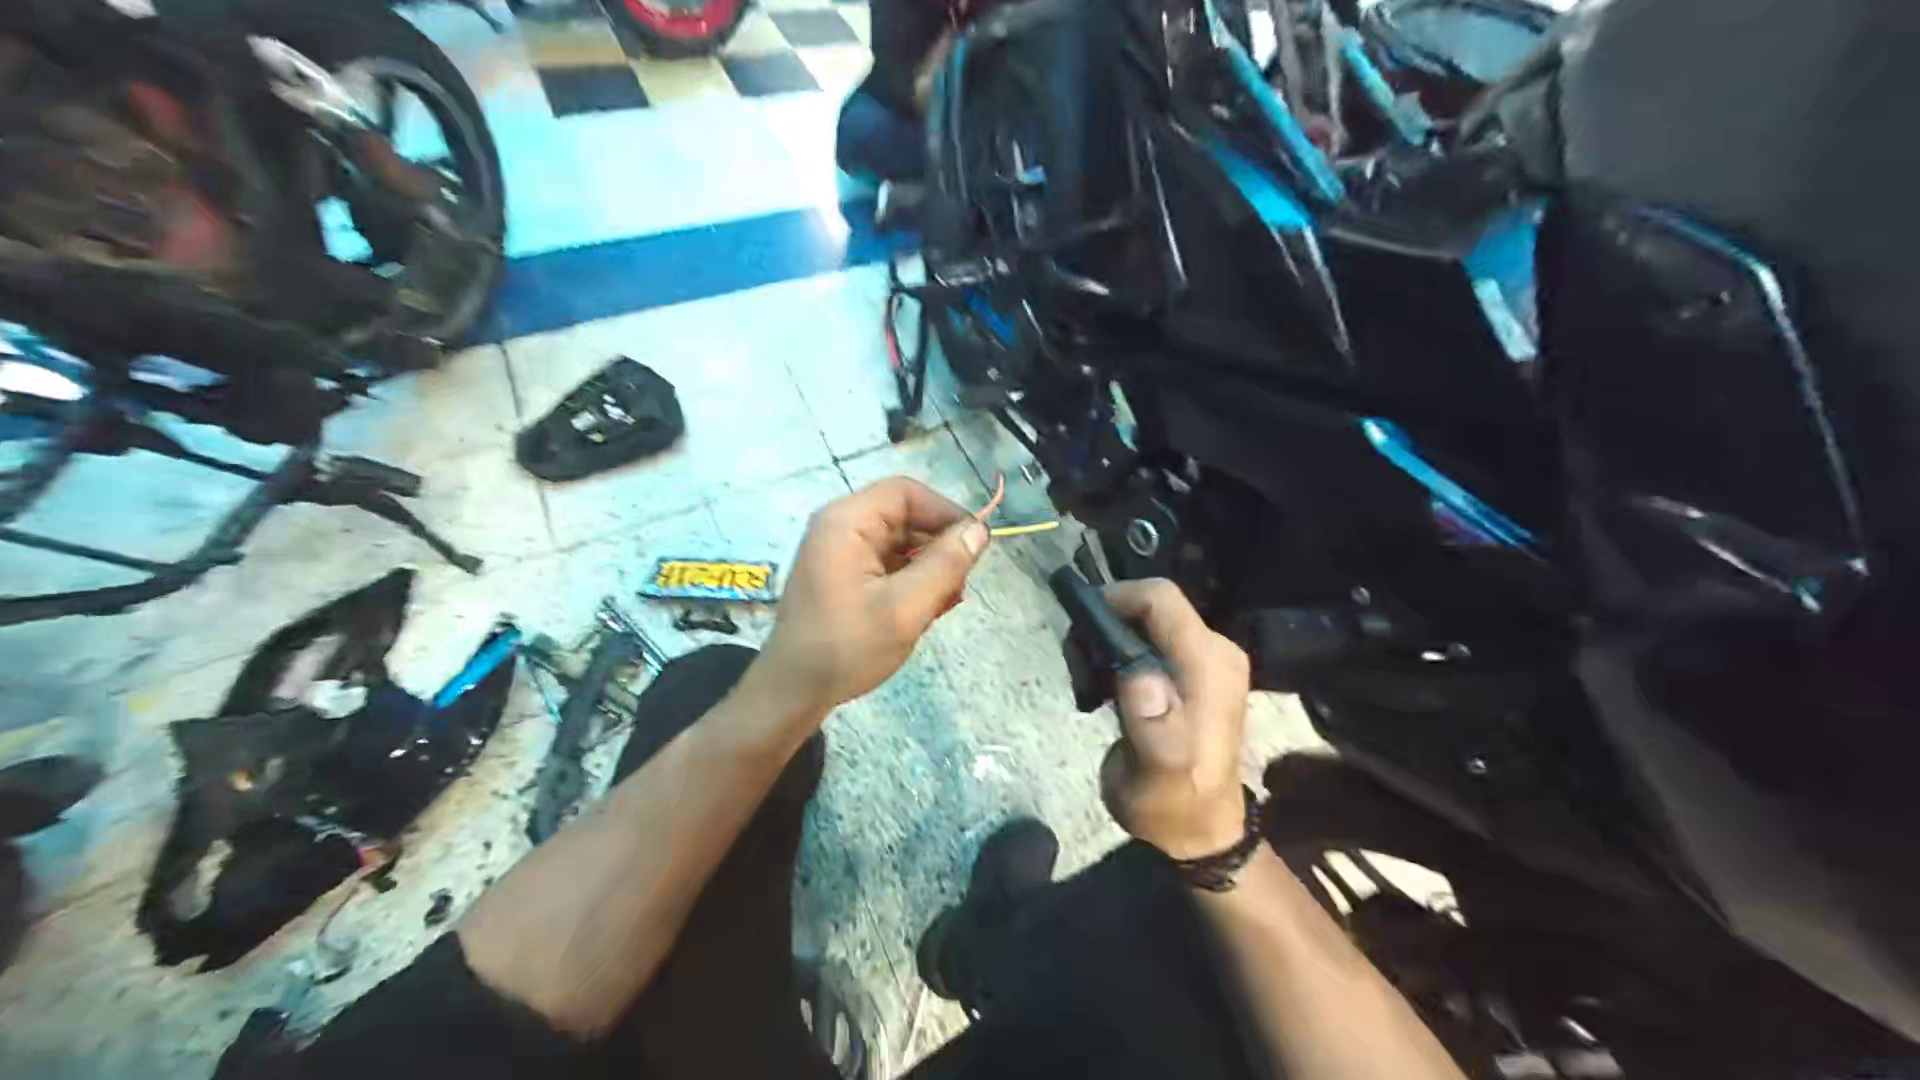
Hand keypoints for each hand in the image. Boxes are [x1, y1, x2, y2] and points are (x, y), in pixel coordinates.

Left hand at [759, 477, 989, 712]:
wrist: (793, 691)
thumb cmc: (847, 647)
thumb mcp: (905, 608)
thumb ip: (946, 565)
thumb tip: (979, 531)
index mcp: (846, 522)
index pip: (906, 493)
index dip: (945, 512)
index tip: (975, 543)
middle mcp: (840, 526)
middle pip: (904, 516)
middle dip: (938, 546)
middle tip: (960, 583)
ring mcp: (839, 551)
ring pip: (899, 541)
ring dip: (928, 566)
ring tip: (945, 601)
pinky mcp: (843, 573)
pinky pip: (887, 562)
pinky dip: (911, 579)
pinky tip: (926, 608)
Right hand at [1099, 579, 1251, 859]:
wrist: (1198, 831)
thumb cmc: (1174, 806)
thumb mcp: (1161, 776)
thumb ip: (1155, 727)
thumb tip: (1141, 677)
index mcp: (1209, 665)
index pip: (1160, 599)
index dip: (1116, 600)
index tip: (1082, 631)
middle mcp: (1212, 651)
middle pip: (1150, 606)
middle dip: (1106, 623)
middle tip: (1079, 666)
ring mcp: (1203, 660)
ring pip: (1143, 621)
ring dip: (1107, 640)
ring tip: (1088, 682)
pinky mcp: (1188, 671)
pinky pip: (1145, 639)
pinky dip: (1116, 652)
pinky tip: (1103, 687)